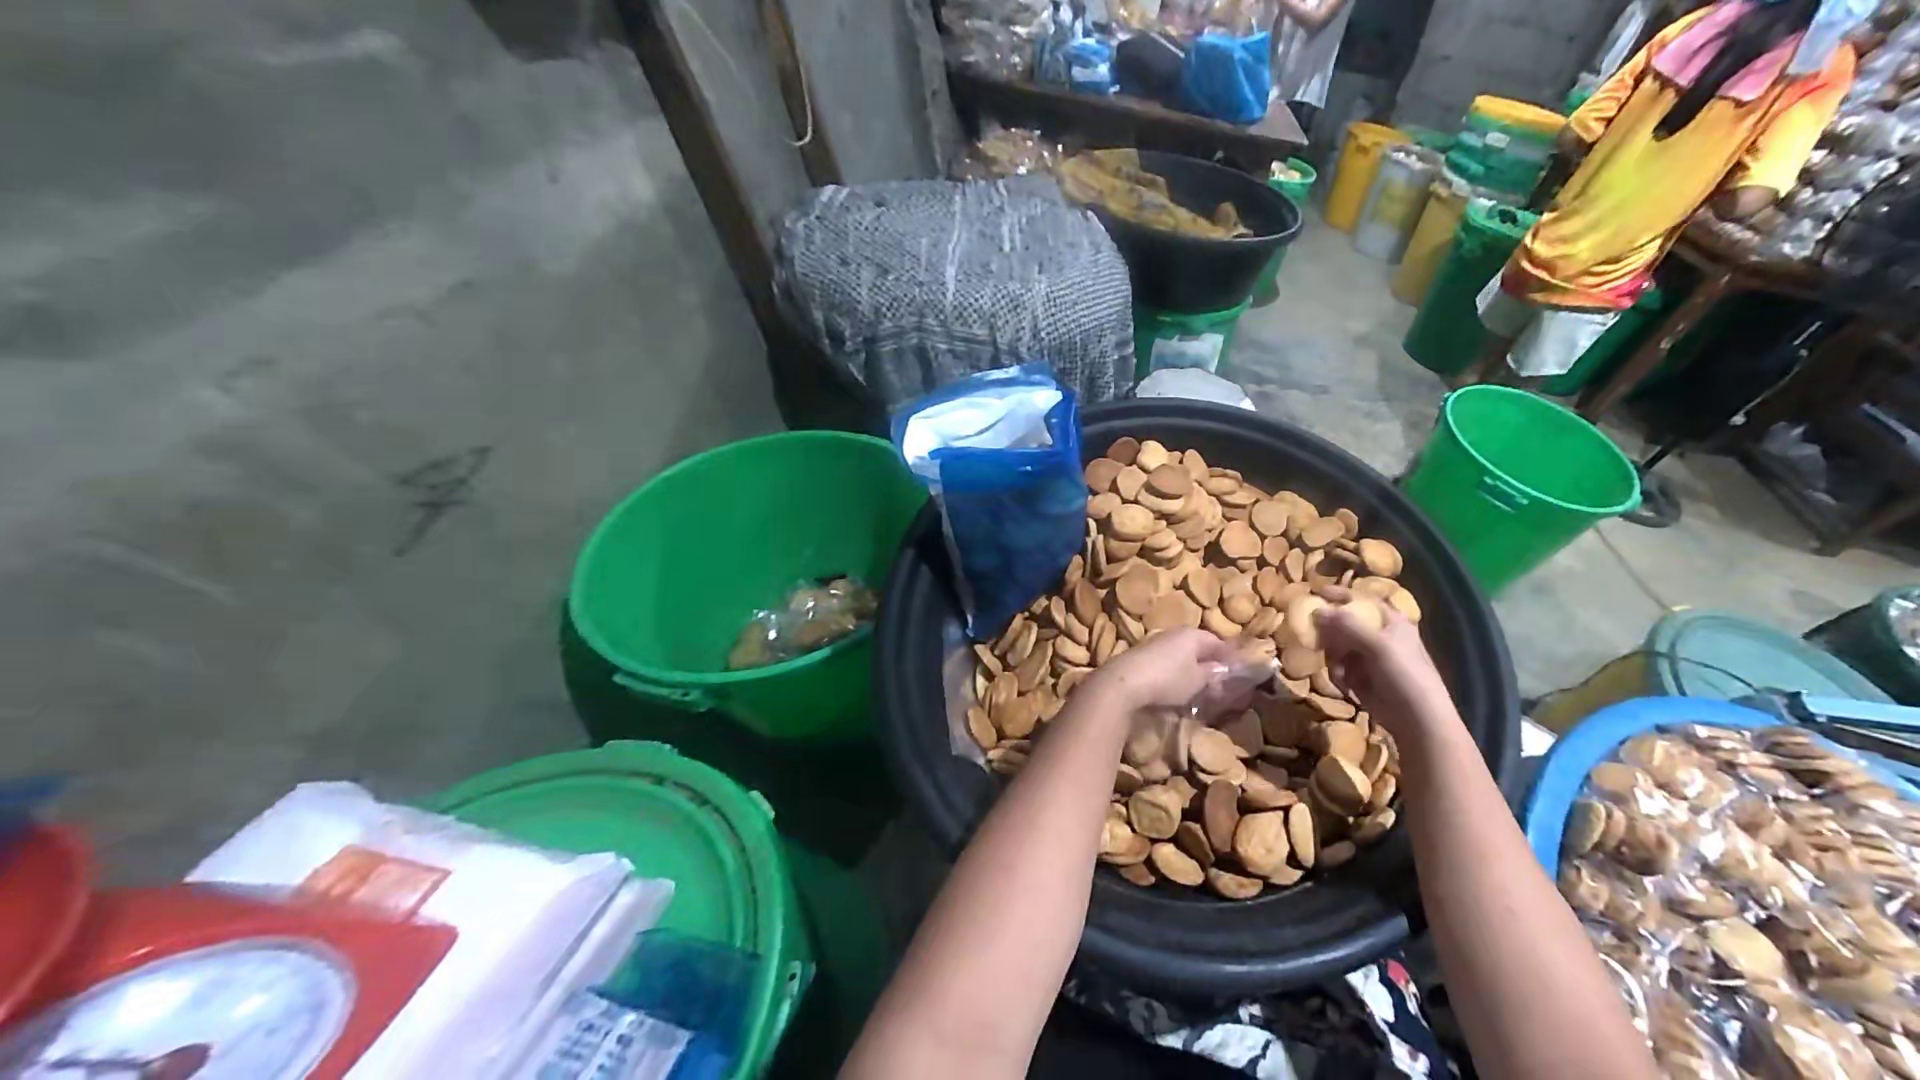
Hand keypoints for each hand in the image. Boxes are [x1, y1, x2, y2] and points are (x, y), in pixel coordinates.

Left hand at [1077, 628, 1235, 712]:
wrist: (1123, 682)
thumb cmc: (1168, 679)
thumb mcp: (1198, 680)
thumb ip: (1213, 673)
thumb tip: (1222, 668)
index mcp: (1192, 634)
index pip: (1217, 642)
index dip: (1228, 658)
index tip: (1236, 675)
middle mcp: (1173, 634)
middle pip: (1197, 648)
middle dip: (1207, 665)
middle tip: (1218, 686)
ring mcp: (1154, 644)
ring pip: (1179, 656)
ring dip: (1188, 671)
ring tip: (1197, 691)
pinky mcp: (1139, 657)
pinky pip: (1164, 664)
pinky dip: (1172, 675)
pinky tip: (1173, 690)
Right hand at [1315, 606, 1454, 740]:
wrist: (1418, 718)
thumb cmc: (1404, 674)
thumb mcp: (1377, 645)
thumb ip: (1346, 625)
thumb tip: (1317, 610)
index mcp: (1390, 621)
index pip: (1361, 599)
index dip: (1339, 595)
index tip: (1315, 593)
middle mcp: (1377, 635)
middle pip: (1342, 623)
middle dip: (1329, 633)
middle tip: (1318, 640)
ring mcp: (1368, 656)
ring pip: (1336, 645)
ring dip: (1333, 658)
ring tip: (1340, 672)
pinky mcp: (1360, 675)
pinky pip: (1338, 666)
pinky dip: (1337, 674)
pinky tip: (1345, 685)